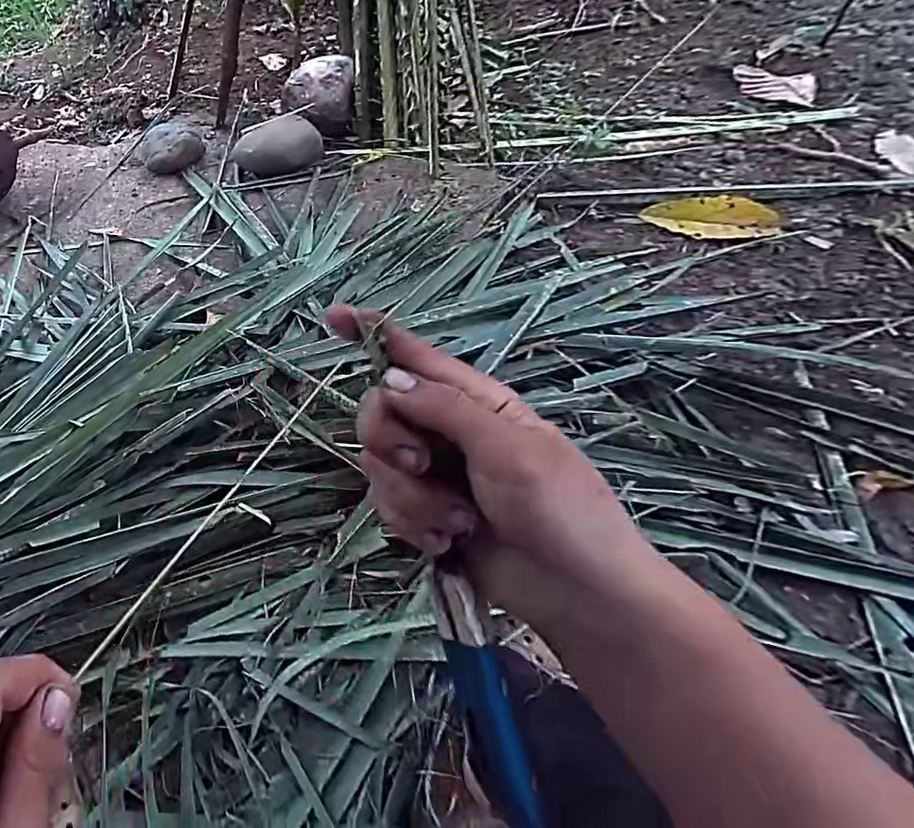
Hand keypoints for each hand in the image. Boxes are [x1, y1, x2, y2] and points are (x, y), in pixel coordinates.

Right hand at [326, 305, 657, 622]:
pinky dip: (412, 524)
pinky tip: (448, 541)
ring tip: (457, 521)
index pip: (414, 356)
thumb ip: (445, 409)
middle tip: (420, 465)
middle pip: (379, 410)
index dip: (372, 333)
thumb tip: (388, 379)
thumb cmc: (562, 510)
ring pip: (377, 462)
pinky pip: (385, 503)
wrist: (579, 597)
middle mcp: (444, 430)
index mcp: (473, 401)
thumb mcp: (509, 449)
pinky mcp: (423, 512)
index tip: (334, 316)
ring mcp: (432, 472)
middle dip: (389, 440)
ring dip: (412, 497)